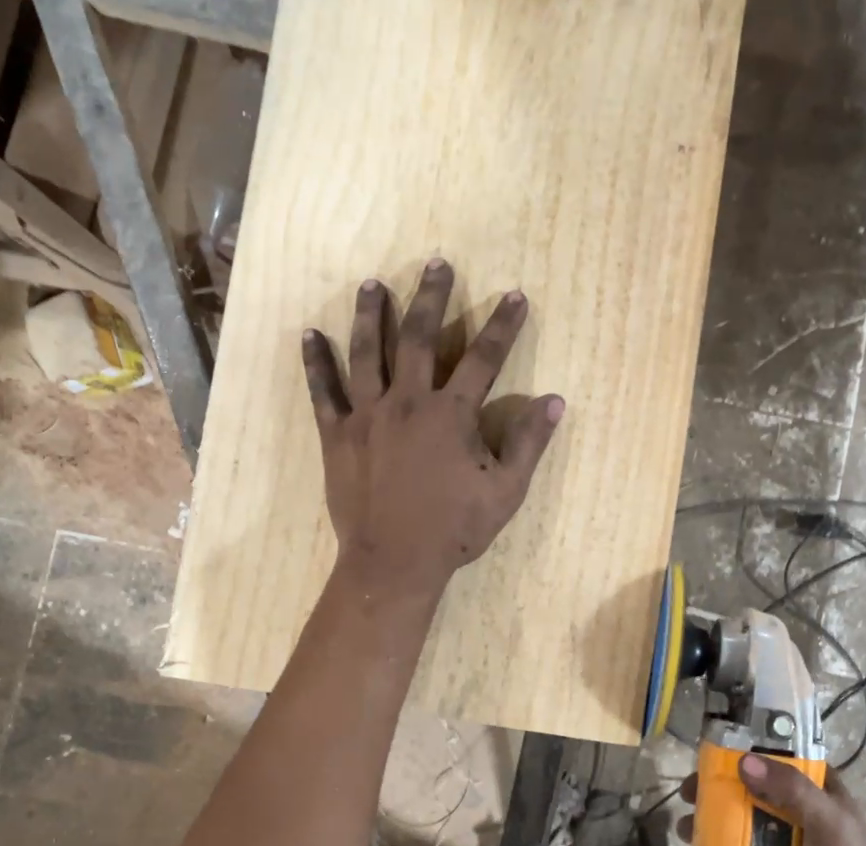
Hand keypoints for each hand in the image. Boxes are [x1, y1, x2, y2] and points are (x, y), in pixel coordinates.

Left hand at [302, 259, 564, 597]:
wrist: (393, 562)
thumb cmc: (455, 529)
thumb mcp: (506, 491)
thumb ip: (529, 443)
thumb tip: (555, 401)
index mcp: (451, 415)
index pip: (483, 358)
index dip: (502, 325)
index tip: (515, 296)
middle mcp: (407, 402)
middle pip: (420, 338)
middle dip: (432, 298)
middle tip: (437, 263)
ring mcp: (366, 416)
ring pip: (368, 353)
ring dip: (371, 314)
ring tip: (373, 283)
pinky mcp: (337, 435)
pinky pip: (322, 391)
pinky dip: (316, 362)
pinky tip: (310, 334)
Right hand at [677, 755, 865, 845]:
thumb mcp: (826, 822)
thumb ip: (791, 790)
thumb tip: (743, 763)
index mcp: (820, 791)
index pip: (780, 759)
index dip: (747, 753)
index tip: (712, 757)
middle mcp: (801, 812)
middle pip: (754, 791)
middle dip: (719, 791)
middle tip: (688, 795)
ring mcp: (787, 845)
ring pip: (743, 824)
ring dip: (714, 823)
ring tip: (685, 829)